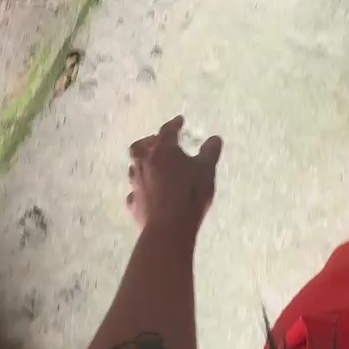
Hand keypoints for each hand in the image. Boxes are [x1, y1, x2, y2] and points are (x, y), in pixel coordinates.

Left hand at [126, 115, 221, 235]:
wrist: (169, 228)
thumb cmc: (190, 193)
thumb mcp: (206, 169)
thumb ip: (210, 152)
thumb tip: (215, 138)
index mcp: (163, 149)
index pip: (167, 130)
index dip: (174, 124)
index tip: (180, 121)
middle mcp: (145, 162)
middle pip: (140, 146)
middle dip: (149, 142)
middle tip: (158, 143)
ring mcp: (136, 183)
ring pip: (134, 168)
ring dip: (142, 165)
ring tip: (152, 167)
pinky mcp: (134, 204)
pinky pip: (134, 192)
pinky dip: (140, 190)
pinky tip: (146, 193)